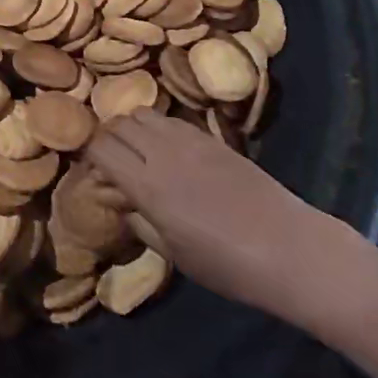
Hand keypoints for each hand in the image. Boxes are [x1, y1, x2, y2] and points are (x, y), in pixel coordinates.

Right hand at [85, 111, 347, 318]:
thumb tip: (117, 199)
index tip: (91, 173)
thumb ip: (138, 220)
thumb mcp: (172, 252)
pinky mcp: (212, 138)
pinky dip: (159, 128)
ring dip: (133, 128)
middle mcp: (164, 152)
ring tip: (138, 152)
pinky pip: (172, 120)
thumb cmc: (226, 264)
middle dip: (107, 139)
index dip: (90, 156)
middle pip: (120, 124)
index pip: (102, 148)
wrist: (287, 246)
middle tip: (110, 162)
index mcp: (149, 185)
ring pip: (145, 114)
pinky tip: (167, 151)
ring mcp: (191, 140)